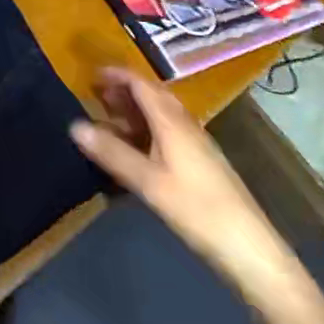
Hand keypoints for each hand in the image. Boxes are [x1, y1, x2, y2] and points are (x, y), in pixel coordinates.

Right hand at [71, 67, 288, 276]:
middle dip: (124, 91)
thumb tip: (75, 125)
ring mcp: (195, 145)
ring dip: (134, 111)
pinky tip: (134, 150)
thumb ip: (112, 152)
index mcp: (172, 122)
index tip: (91, 75)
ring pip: (160, 115)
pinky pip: (166, 133)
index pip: (142, 84)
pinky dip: (145, 131)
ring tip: (107, 119)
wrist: (248, 247)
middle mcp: (185, 126)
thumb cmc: (196, 208)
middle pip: (153, 96)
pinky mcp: (200, 164)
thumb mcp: (148, 181)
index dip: (117, 75)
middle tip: (95, 96)